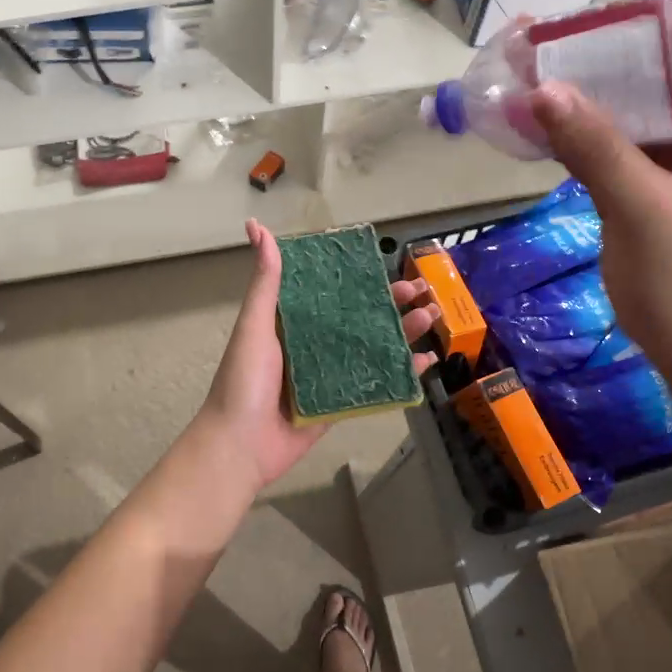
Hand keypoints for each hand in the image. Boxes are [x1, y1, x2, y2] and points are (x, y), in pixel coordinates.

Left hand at [195, 219, 440, 492]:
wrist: (240, 445)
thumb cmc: (243, 379)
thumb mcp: (255, 324)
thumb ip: (265, 280)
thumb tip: (256, 226)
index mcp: (290, 323)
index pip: (331, 293)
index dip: (359, 279)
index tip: (386, 264)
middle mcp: (311, 345)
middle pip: (358, 319)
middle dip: (390, 304)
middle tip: (422, 291)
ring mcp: (328, 376)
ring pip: (371, 348)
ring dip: (402, 333)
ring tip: (431, 317)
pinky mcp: (340, 405)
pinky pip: (375, 384)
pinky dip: (401, 373)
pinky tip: (425, 361)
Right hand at [528, 30, 671, 372]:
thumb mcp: (641, 206)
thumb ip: (597, 147)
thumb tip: (545, 89)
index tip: (620, 16)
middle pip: (653, 89)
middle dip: (608, 63)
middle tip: (555, 43)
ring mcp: (659, 176)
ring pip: (621, 122)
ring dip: (583, 100)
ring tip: (535, 76)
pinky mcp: (631, 200)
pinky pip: (600, 154)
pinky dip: (571, 138)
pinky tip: (537, 129)